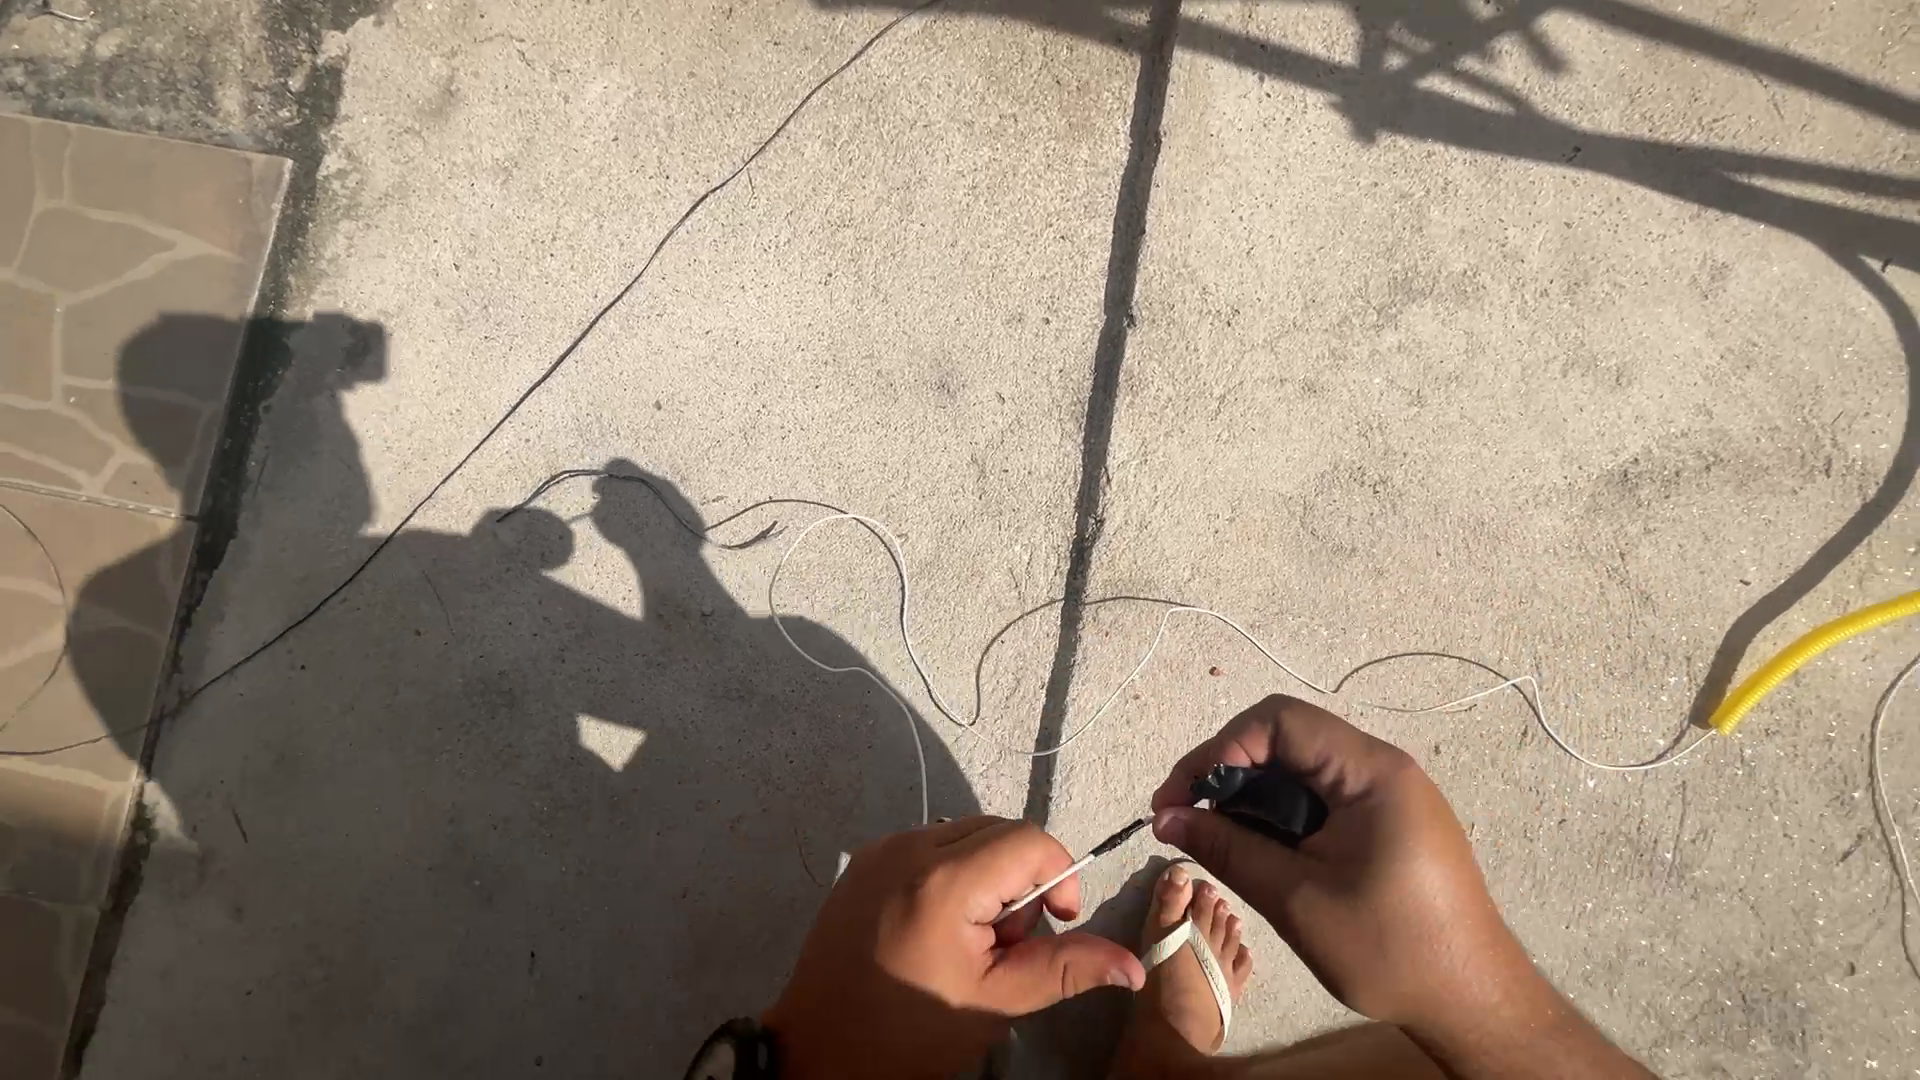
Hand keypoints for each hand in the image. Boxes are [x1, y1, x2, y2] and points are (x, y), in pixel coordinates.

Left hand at [763, 817, 1145, 1078]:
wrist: (815, 1050)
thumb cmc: (908, 1036)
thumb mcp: (992, 1005)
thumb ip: (1063, 970)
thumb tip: (1131, 965)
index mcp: (945, 880)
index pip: (1029, 840)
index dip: (1058, 875)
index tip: (1058, 923)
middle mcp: (912, 845)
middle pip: (1000, 829)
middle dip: (1022, 877)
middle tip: (1006, 939)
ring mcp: (884, 845)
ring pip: (967, 830)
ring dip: (988, 870)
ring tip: (970, 934)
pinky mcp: (867, 855)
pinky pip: (932, 840)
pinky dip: (953, 868)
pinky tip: (938, 922)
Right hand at [1148, 695, 1536, 1031]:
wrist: (1478, 1008)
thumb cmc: (1393, 952)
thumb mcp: (1297, 900)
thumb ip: (1226, 849)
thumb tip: (1165, 819)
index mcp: (1371, 772)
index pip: (1278, 720)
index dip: (1221, 747)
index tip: (1183, 796)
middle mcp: (1379, 767)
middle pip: (1282, 736)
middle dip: (1225, 767)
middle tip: (1185, 812)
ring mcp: (1383, 791)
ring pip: (1294, 763)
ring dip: (1246, 790)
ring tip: (1212, 830)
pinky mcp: (1380, 817)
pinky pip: (1313, 790)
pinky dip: (1273, 808)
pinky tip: (1253, 842)